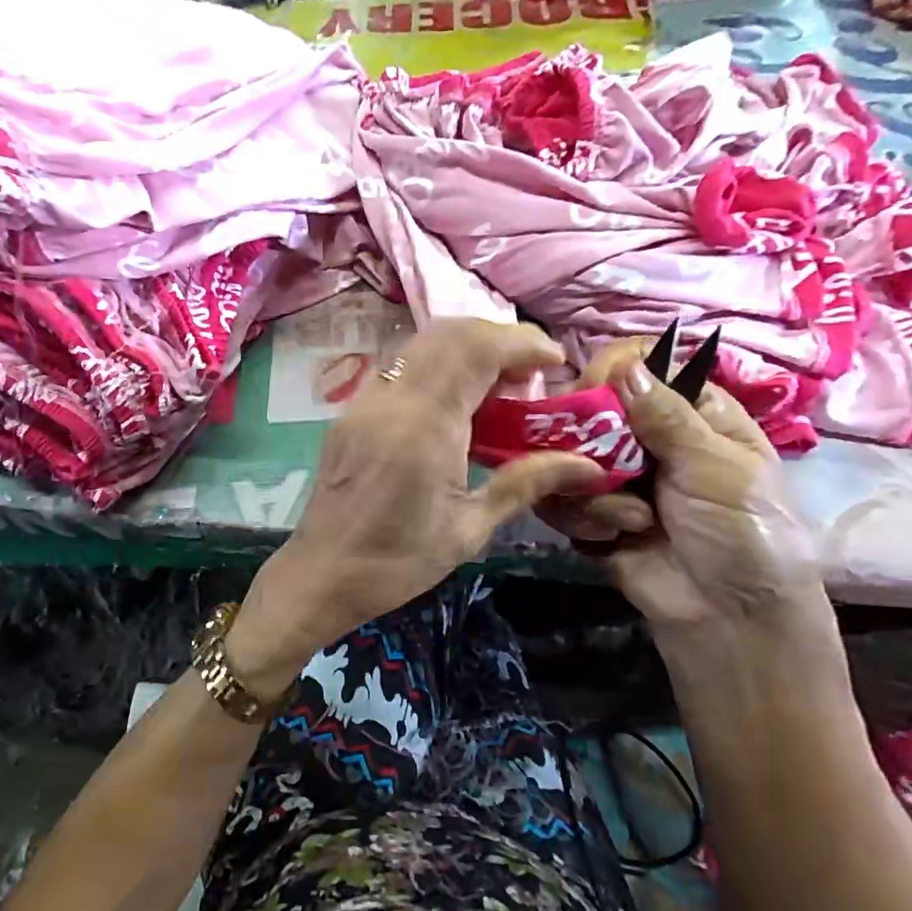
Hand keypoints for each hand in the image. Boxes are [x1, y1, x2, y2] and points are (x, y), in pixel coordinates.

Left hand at [226, 319, 641, 694]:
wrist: (321, 575)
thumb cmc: (396, 562)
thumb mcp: (468, 529)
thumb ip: (526, 484)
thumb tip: (590, 465)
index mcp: (424, 426)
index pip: (477, 348)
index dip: (523, 342)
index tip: (555, 361)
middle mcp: (390, 401)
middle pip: (448, 334)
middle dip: (497, 340)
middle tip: (527, 378)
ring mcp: (362, 404)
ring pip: (419, 347)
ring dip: (464, 352)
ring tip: (494, 392)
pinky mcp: (348, 416)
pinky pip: (397, 371)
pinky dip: (433, 370)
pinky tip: (451, 410)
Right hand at [551, 352, 834, 649]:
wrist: (726, 614)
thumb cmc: (743, 531)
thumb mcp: (717, 466)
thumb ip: (667, 417)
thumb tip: (625, 365)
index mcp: (691, 416)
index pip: (639, 371)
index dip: (611, 375)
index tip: (596, 392)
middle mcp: (645, 441)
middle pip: (589, 413)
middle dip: (589, 442)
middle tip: (600, 466)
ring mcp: (612, 479)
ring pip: (565, 458)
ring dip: (592, 492)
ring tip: (631, 521)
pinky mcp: (587, 515)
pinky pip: (557, 499)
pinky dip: (579, 519)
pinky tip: (610, 538)